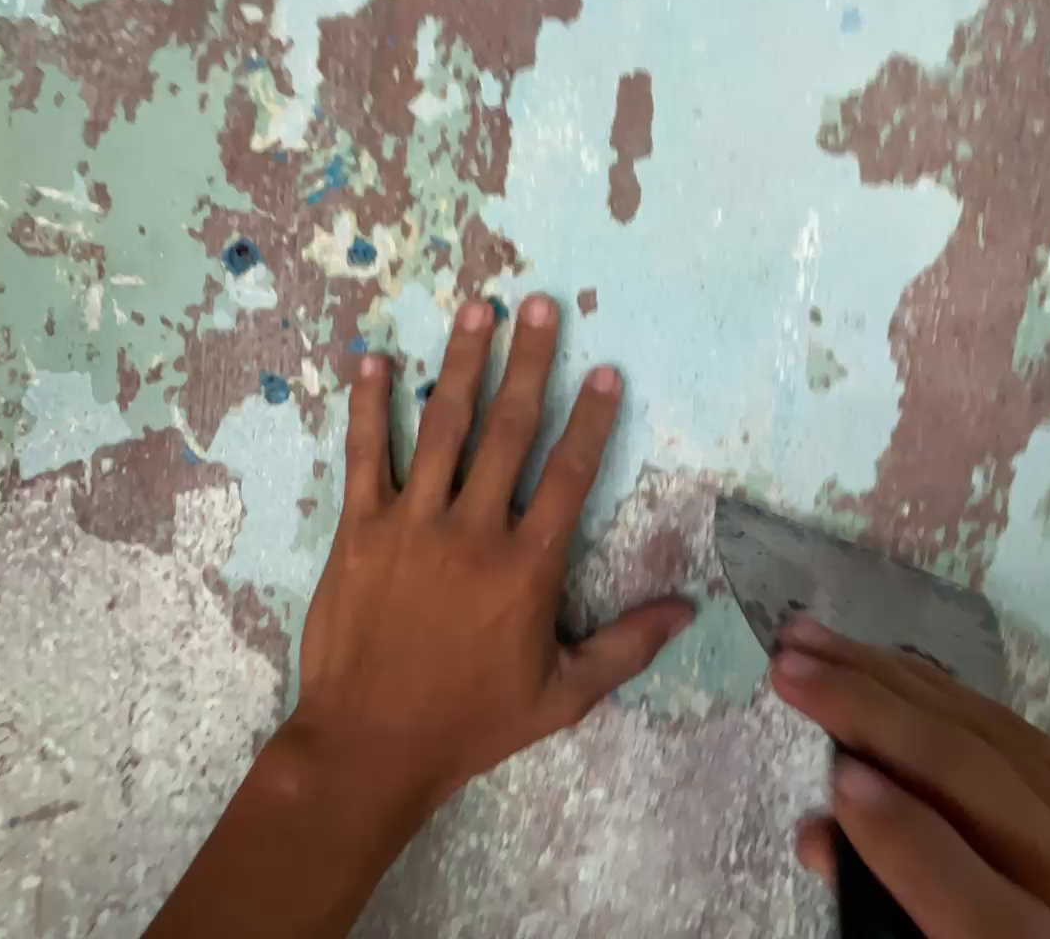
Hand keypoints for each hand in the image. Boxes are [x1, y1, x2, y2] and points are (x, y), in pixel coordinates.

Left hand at [290, 293, 695, 809]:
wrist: (371, 745)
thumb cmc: (472, 721)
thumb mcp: (564, 696)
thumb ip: (627, 646)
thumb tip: (690, 608)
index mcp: (526, 567)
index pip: (569, 476)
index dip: (590, 419)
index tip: (604, 370)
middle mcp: (472, 530)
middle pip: (507, 430)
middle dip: (528, 362)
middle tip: (538, 304)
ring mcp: (411, 524)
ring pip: (441, 428)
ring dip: (460, 363)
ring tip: (476, 310)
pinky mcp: (359, 529)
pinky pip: (364, 456)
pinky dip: (370, 406)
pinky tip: (373, 360)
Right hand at [770, 619, 1049, 938]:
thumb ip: (897, 905)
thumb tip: (819, 831)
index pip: (998, 920)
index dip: (912, 846)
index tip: (833, 778)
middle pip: (992, 792)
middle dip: (873, 714)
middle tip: (788, 666)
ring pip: (998, 738)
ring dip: (887, 678)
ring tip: (813, 640)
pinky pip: (1022, 733)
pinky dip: (940, 694)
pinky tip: (884, 662)